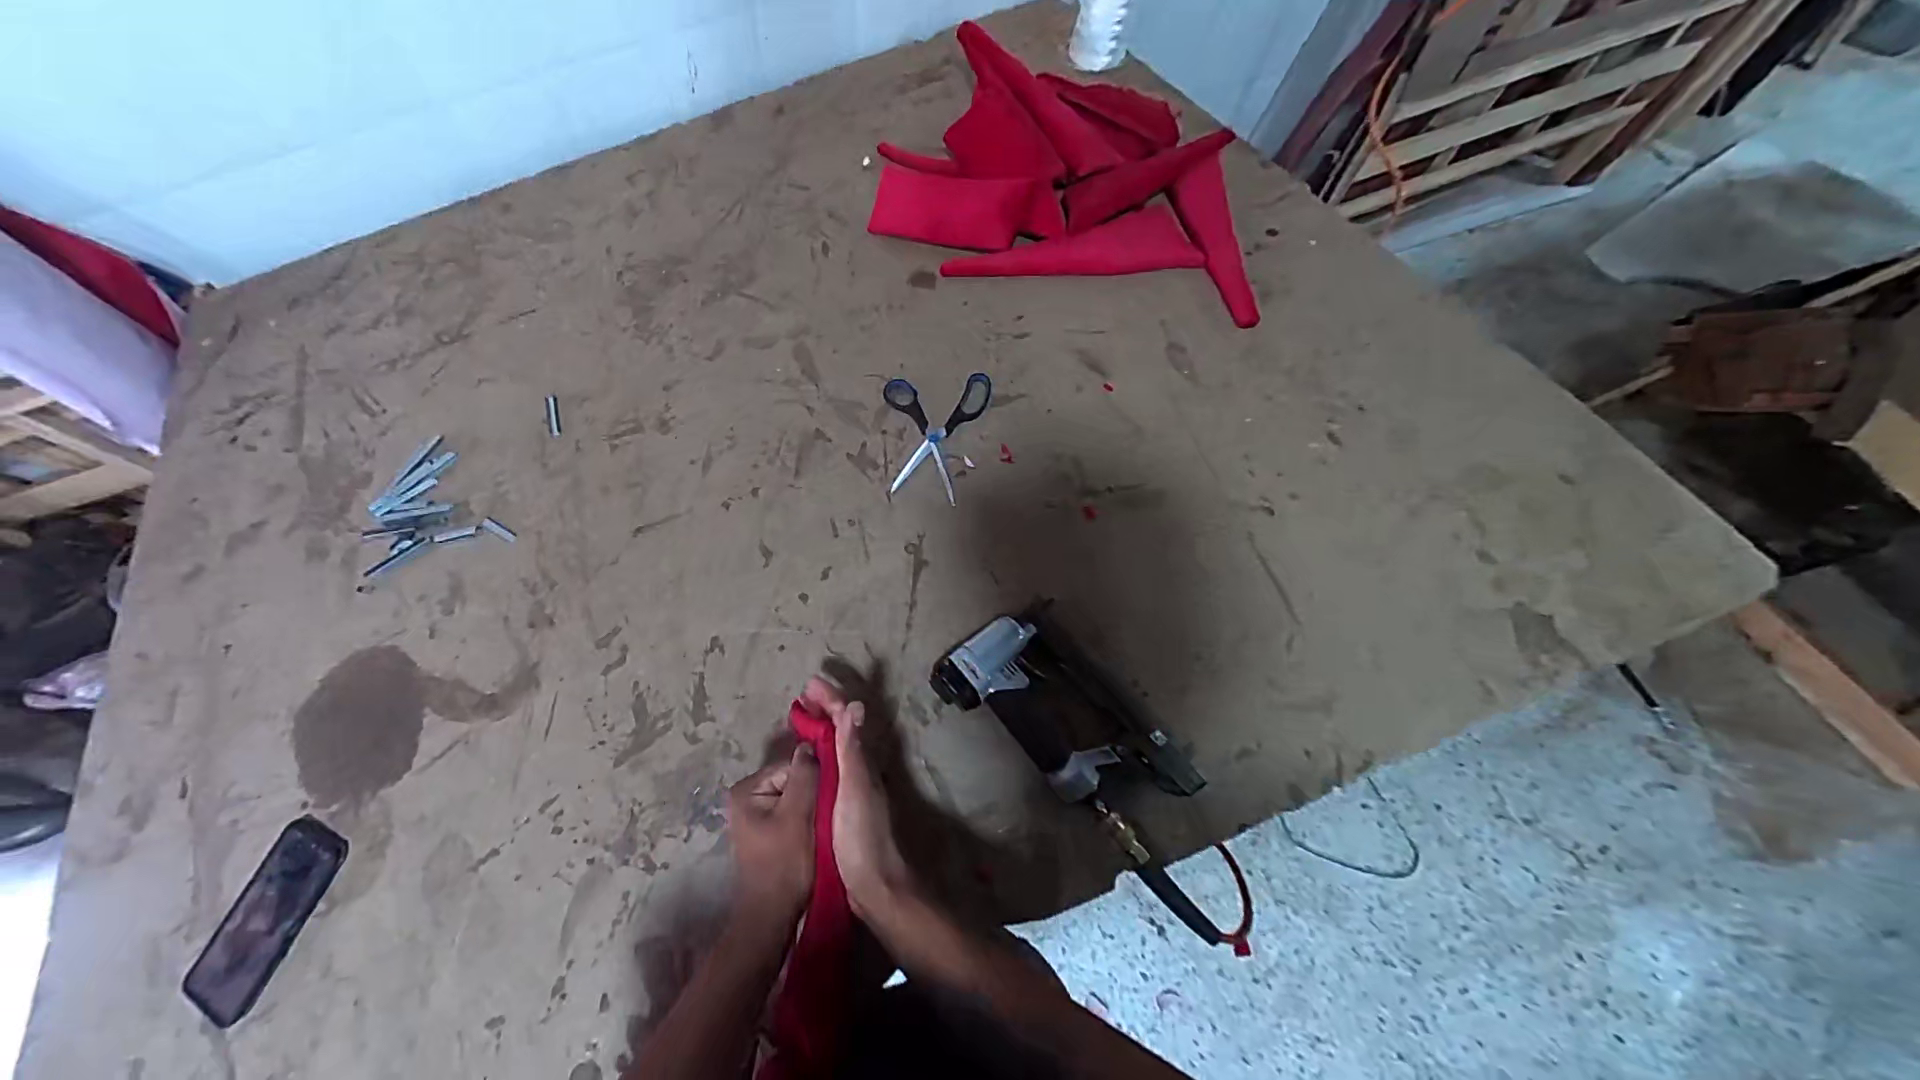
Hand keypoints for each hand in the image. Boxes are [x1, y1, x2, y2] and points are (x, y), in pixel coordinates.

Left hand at [725, 745, 818, 923]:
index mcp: (747, 789)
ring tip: (826, 821)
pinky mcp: (769, 830)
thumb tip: (810, 744)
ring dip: (813, 806)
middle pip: (794, 779)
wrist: (773, 914)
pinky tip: (818, 830)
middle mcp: (747, 797)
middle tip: (830, 810)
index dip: (814, 777)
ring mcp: (757, 815)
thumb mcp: (797, 815)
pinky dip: (808, 818)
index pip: (792, 766)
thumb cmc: (784, 864)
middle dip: (814, 792)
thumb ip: (804, 776)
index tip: (832, 793)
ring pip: (797, 796)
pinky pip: (794, 812)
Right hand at [801, 677, 916, 922]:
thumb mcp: (855, 789)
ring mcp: (853, 788)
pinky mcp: (844, 806)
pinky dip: (820, 755)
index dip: (831, 699)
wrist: (874, 884)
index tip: (810, 684)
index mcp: (862, 763)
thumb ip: (852, 750)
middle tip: (804, 696)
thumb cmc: (863, 835)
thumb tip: (855, 705)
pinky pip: (831, 768)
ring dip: (822, 729)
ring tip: (804, 720)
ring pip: (837, 748)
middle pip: (843, 730)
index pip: (846, 720)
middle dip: (826, 709)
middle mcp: (860, 770)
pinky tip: (809, 762)